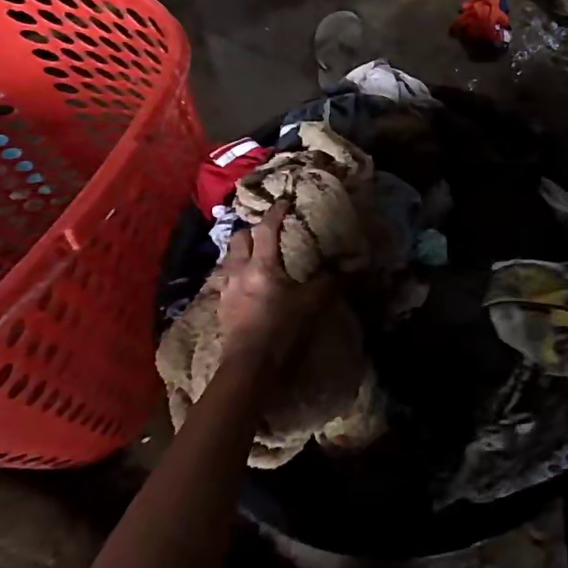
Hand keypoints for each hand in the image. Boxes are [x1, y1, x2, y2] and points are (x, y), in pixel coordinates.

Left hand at [215, 203, 334, 375]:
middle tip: (269, 231)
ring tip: (255, 255)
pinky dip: (234, 272)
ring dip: (241, 250)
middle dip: (253, 230)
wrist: (249, 366)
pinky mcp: (220, 305)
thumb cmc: (281, 330)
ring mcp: (225, 287)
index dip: (276, 212)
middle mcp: (238, 270)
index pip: (266, 228)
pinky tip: (244, 282)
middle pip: (240, 237)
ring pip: (229, 257)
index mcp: (261, 265)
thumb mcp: (311, 304)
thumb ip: (328, 282)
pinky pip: (224, 278)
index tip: (285, 201)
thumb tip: (347, 267)